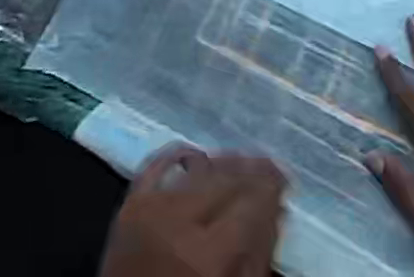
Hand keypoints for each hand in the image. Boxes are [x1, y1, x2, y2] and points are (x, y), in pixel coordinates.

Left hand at [99, 143, 287, 276]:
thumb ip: (256, 258)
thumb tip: (274, 214)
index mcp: (206, 256)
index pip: (249, 206)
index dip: (272, 189)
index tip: (286, 180)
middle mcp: (177, 221)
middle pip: (225, 180)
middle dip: (253, 170)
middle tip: (272, 166)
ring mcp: (149, 208)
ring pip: (197, 168)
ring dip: (224, 162)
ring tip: (244, 160)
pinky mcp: (128, 205)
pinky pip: (157, 165)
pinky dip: (179, 155)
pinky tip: (198, 155)